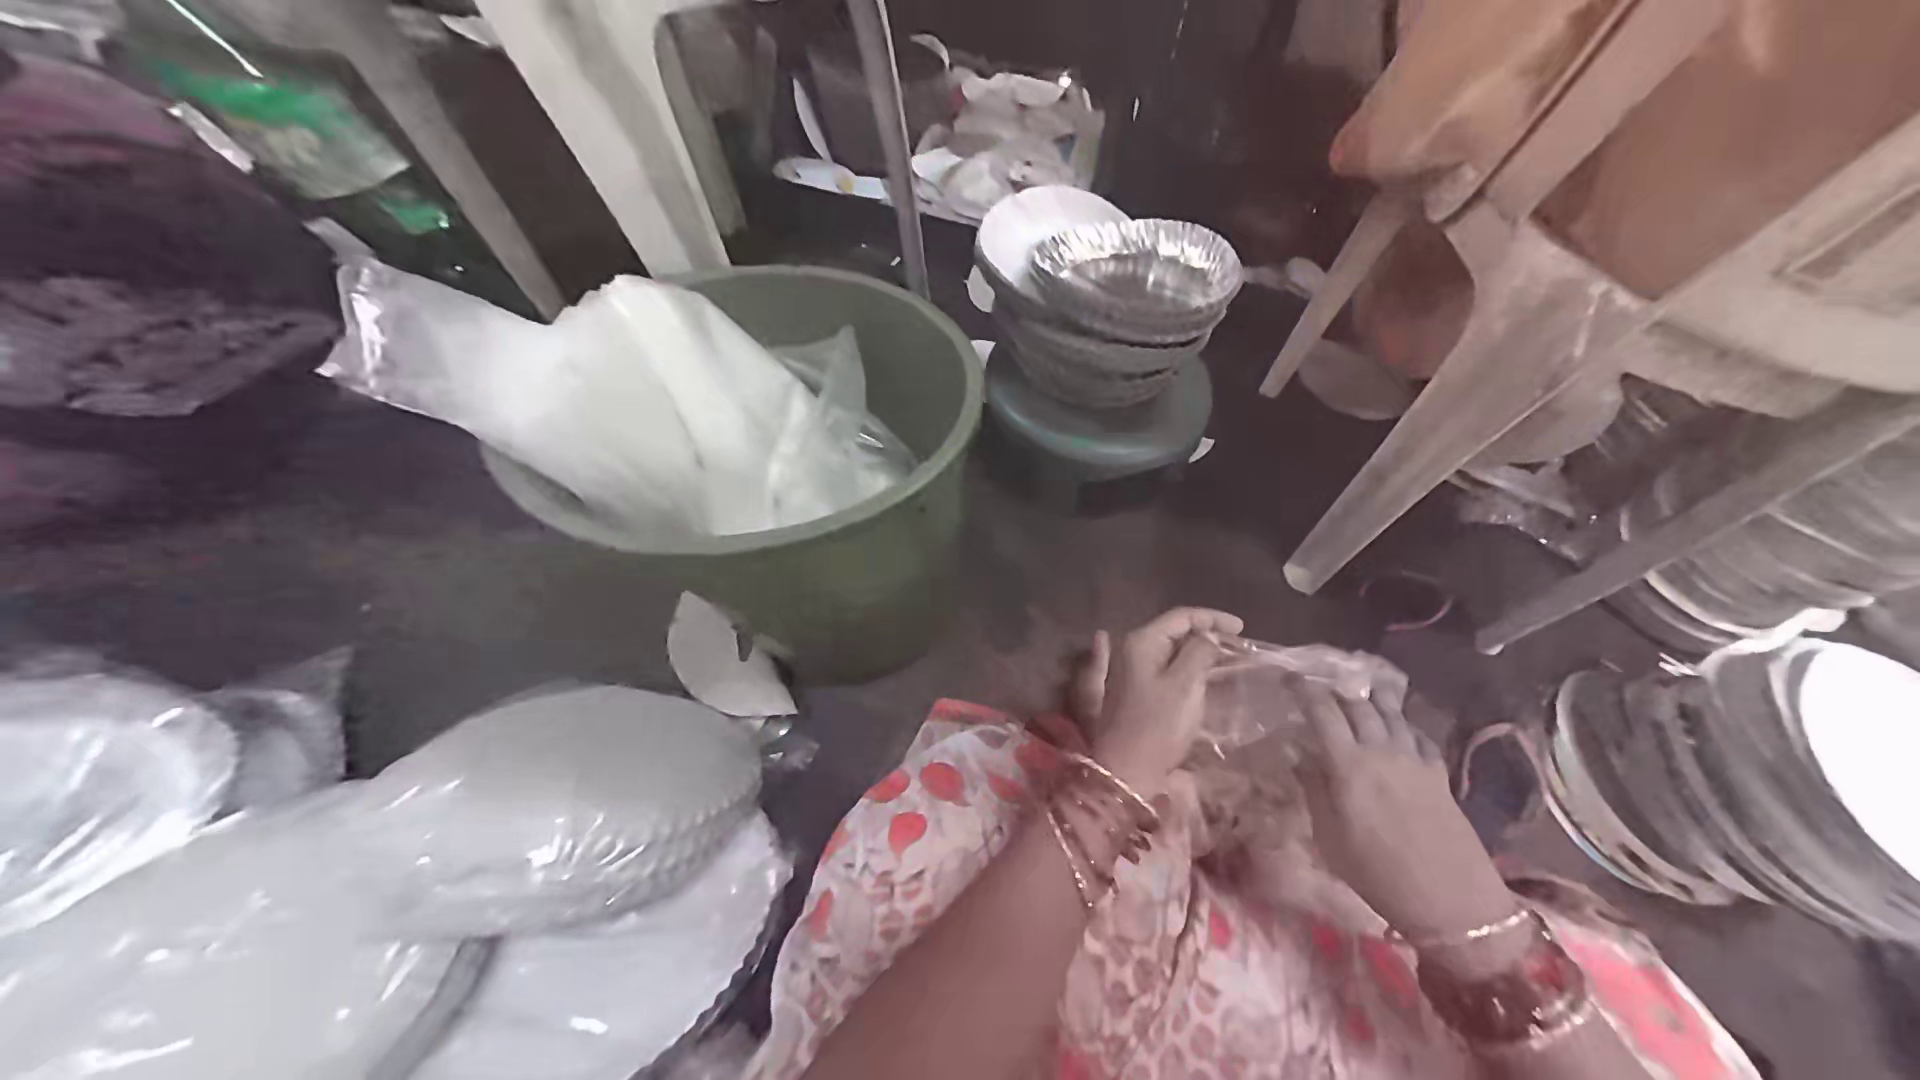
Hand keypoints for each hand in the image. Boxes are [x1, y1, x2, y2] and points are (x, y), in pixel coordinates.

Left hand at [1089, 608, 1242, 795]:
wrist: (1126, 769)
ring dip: (1197, 650)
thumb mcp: (1185, 685)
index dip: (1212, 617)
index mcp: (1141, 641)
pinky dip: (1185, 665)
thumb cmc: (1157, 726)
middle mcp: (1131, 649)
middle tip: (1236, 645)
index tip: (1241, 629)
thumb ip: (1199, 653)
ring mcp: (1130, 670)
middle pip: (1173, 630)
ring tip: (1225, 658)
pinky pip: (1165, 667)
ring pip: (1170, 650)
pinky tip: (1201, 672)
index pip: (1180, 616)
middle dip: (1205, 633)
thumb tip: (1208, 636)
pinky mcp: (1135, 690)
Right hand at [1297, 686, 1516, 946]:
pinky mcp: (1439, 775)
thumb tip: (1299, 754)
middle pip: (1358, 705)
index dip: (1304, 691)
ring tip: (1360, 690)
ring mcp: (1415, 761)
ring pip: (1391, 715)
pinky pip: (1419, 736)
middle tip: (1321, 684)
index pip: (1323, 713)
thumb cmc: (1377, 873)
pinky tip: (1398, 727)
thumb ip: (1314, 789)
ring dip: (1372, 699)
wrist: (1453, 903)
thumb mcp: (1329, 837)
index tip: (1290, 678)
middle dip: (1336, 690)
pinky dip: (1403, 724)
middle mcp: (1381, 752)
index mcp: (1348, 765)